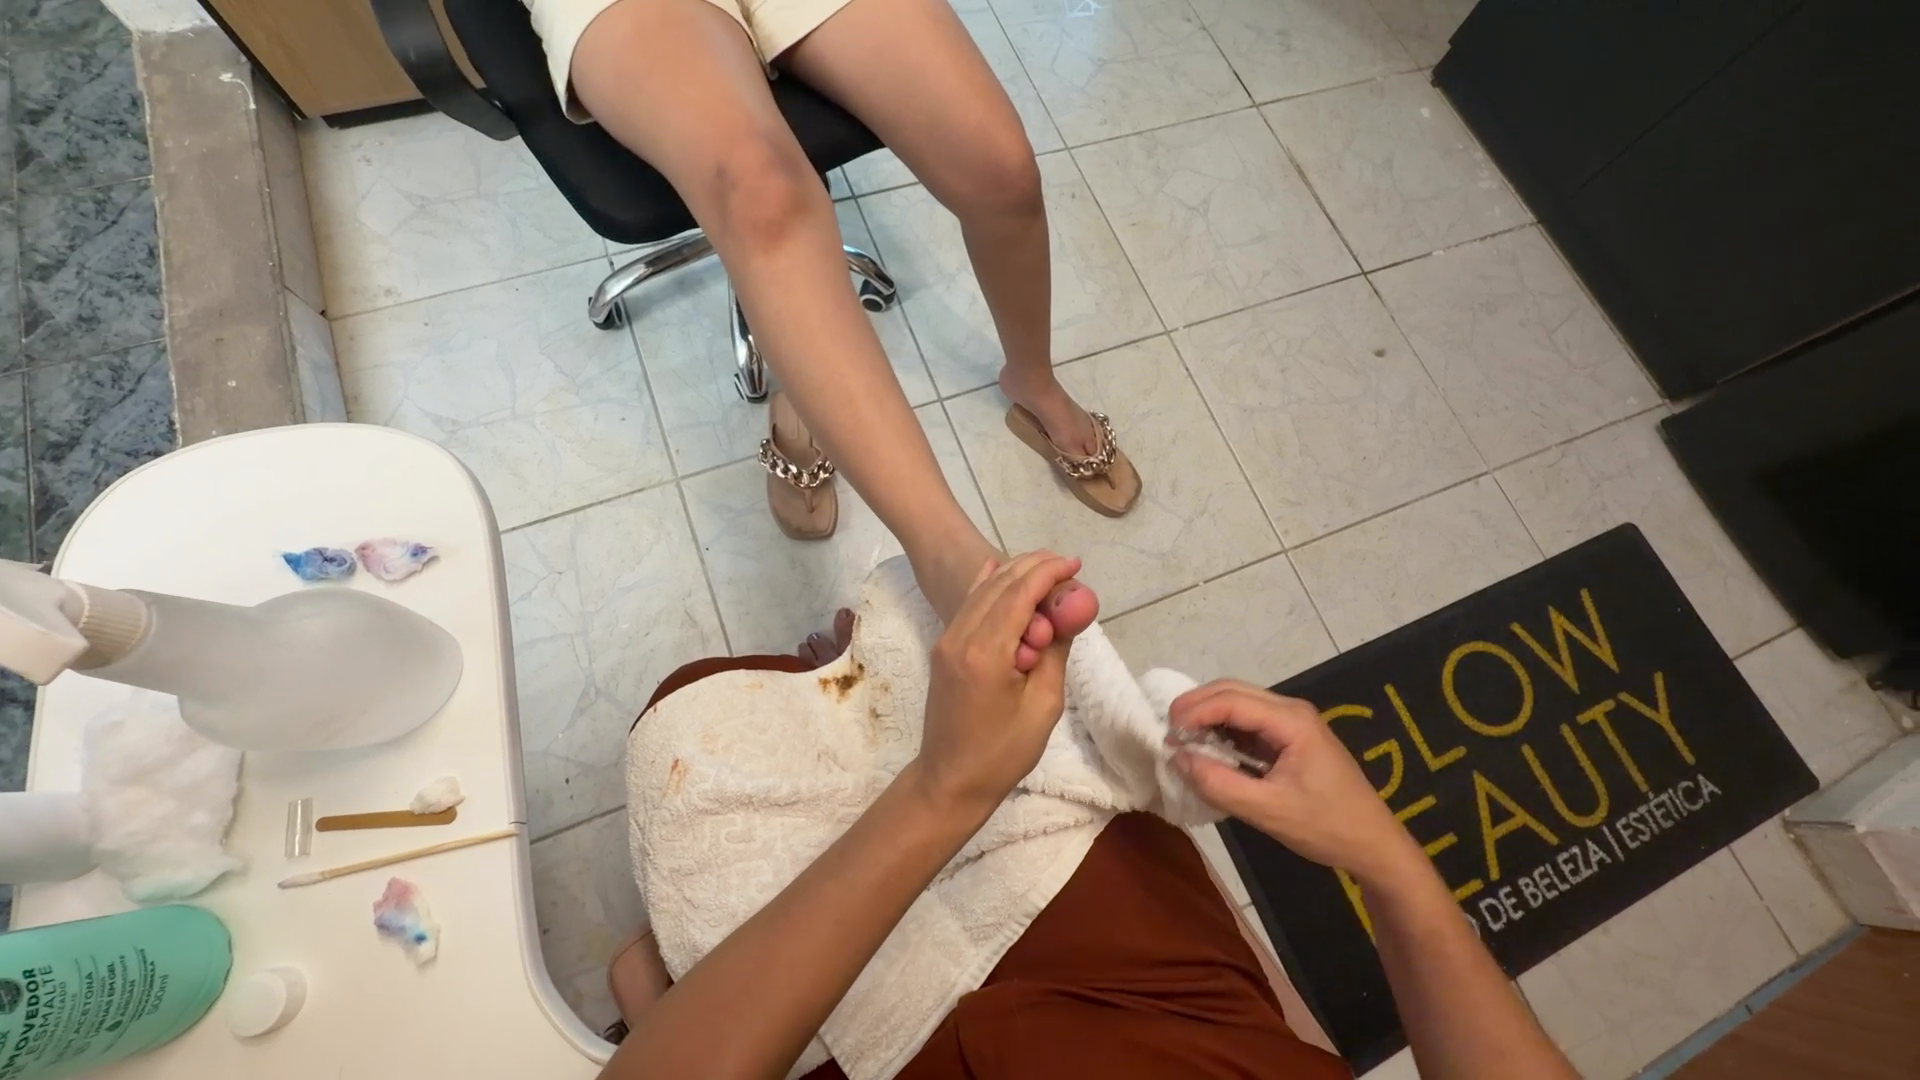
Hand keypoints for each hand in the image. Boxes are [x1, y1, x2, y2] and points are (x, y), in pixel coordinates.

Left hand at [913, 552, 1083, 814]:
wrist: (950, 780)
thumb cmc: (1003, 752)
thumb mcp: (1044, 705)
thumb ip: (1055, 651)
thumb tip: (1067, 612)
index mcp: (985, 653)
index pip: (1018, 595)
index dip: (1047, 573)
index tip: (1074, 563)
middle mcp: (960, 637)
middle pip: (998, 585)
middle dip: (1033, 568)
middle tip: (1066, 564)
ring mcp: (947, 641)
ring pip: (982, 592)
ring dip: (1013, 575)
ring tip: (1046, 568)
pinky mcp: (943, 648)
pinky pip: (968, 606)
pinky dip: (987, 586)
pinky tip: (996, 568)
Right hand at [1170, 681, 1426, 888]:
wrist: (1374, 845)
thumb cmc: (1326, 827)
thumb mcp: (1268, 811)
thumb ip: (1220, 784)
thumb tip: (1178, 758)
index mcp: (1291, 721)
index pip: (1230, 700)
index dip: (1194, 712)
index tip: (1167, 736)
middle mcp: (1291, 710)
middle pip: (1231, 690)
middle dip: (1195, 706)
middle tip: (1168, 734)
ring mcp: (1291, 721)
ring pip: (1237, 701)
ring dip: (1207, 716)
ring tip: (1184, 742)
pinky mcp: (1289, 736)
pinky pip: (1247, 720)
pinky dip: (1222, 728)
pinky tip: (1209, 749)